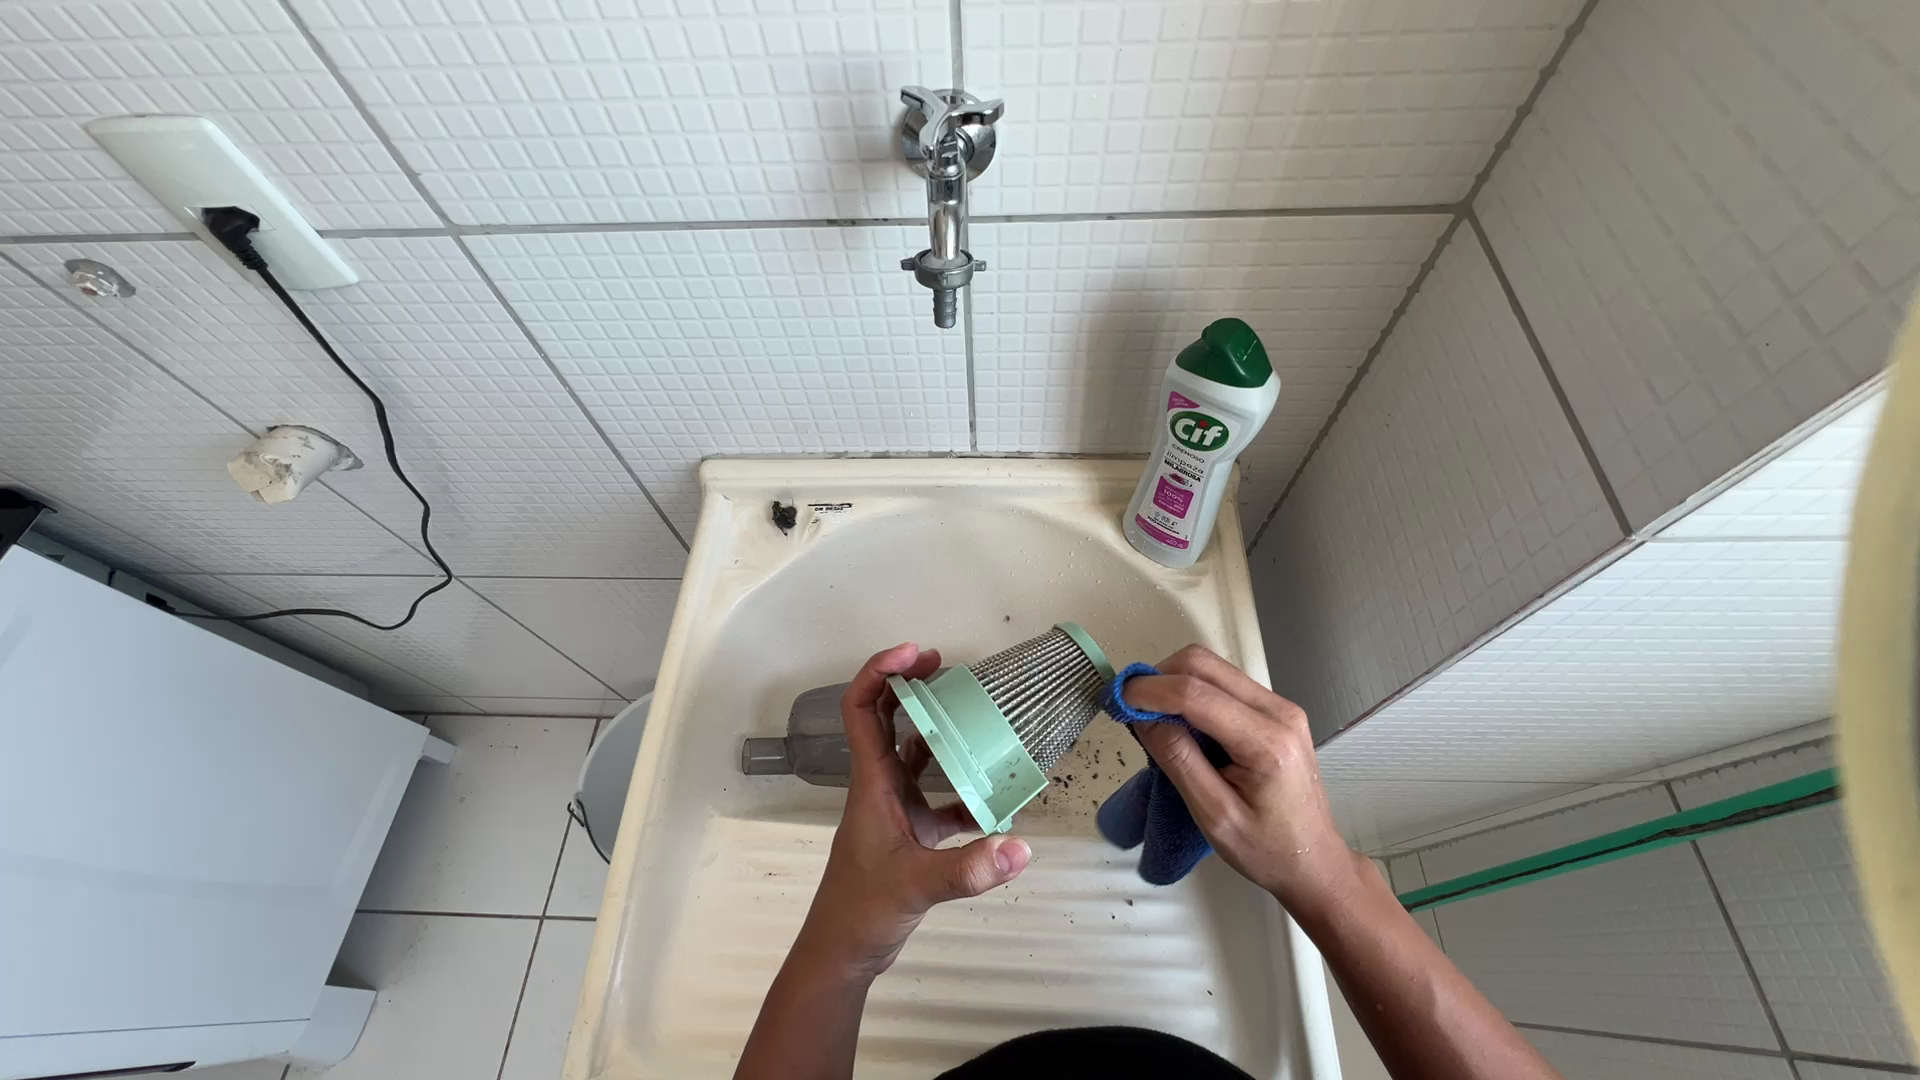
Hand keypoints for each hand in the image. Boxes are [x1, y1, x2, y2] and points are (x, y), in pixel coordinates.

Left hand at [794, 643, 1032, 980]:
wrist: (843, 952)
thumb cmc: (862, 910)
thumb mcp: (917, 884)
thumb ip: (967, 868)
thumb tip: (1021, 846)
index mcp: (871, 780)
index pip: (862, 708)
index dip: (881, 672)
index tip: (916, 654)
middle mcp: (880, 783)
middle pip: (887, 717)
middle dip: (910, 684)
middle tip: (944, 665)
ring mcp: (894, 806)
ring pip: (912, 751)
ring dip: (937, 727)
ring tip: (973, 710)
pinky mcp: (909, 830)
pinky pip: (937, 794)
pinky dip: (960, 785)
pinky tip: (994, 792)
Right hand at [1124, 645, 1359, 915]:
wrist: (1314, 862)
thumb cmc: (1266, 850)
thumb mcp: (1212, 814)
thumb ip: (1177, 758)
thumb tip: (1141, 715)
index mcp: (1267, 742)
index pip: (1195, 694)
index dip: (1149, 691)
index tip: (1116, 702)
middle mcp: (1278, 711)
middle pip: (1203, 664)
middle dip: (1158, 678)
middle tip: (1131, 708)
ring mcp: (1279, 706)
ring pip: (1211, 666)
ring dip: (1172, 681)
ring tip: (1150, 715)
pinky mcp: (1273, 709)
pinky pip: (1222, 681)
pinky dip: (1190, 689)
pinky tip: (1178, 720)